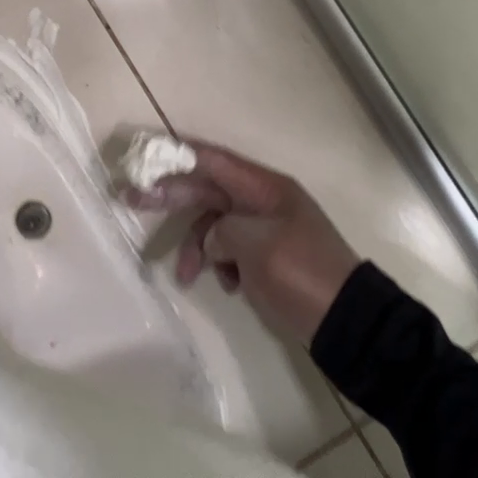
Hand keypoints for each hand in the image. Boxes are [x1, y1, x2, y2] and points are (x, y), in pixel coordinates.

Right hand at [123, 141, 360, 343]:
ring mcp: (266, 229)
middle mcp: (263, 200)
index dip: (177, 155)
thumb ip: (223, 230)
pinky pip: (231, 249)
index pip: (213, 160)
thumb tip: (214, 240)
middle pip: (209, 189)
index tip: (145, 156)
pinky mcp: (267, 257)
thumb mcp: (256, 245)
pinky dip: (221, 264)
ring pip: (216, 225)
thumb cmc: (301, 273)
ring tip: (188, 277)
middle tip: (131, 199)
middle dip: (172, 196)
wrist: (347, 322)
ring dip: (198, 247)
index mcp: (265, 187)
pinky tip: (227, 285)